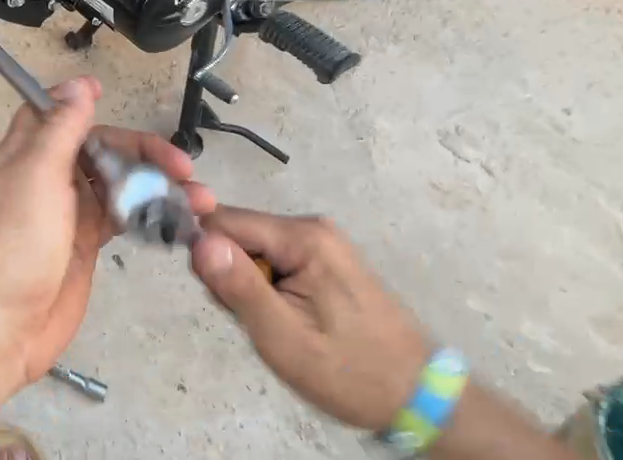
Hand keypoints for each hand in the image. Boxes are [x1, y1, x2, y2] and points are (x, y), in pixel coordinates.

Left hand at [0, 76, 214, 385]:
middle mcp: (47, 177)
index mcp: (27, 153)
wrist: (5, 321)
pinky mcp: (85, 243)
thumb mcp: (37, 174)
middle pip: (97, 148)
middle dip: (139, 150)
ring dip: (154, 184)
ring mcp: (67, 211)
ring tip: (197, 197)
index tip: (107, 92)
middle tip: (183, 165)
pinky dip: (148, 214)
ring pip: (115, 183)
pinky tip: (178, 218)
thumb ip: (60, 129)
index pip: (53, 114)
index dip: (77, 101)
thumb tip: (78, 86)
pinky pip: (121, 217)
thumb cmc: (16, 241)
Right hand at [190, 207, 431, 431]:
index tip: (223, 299)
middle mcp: (310, 226)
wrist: (424, 400)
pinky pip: (273, 259)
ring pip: (251, 248)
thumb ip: (240, 287)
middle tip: (256, 321)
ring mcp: (320, 241)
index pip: (220, 221)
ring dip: (249, 285)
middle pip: (235, 233)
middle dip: (231, 275)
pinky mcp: (325, 257)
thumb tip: (197, 240)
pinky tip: (289, 317)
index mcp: (302, 237)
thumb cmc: (352, 374)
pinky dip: (268, 287)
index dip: (207, 256)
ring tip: (277, 325)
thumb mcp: (286, 340)